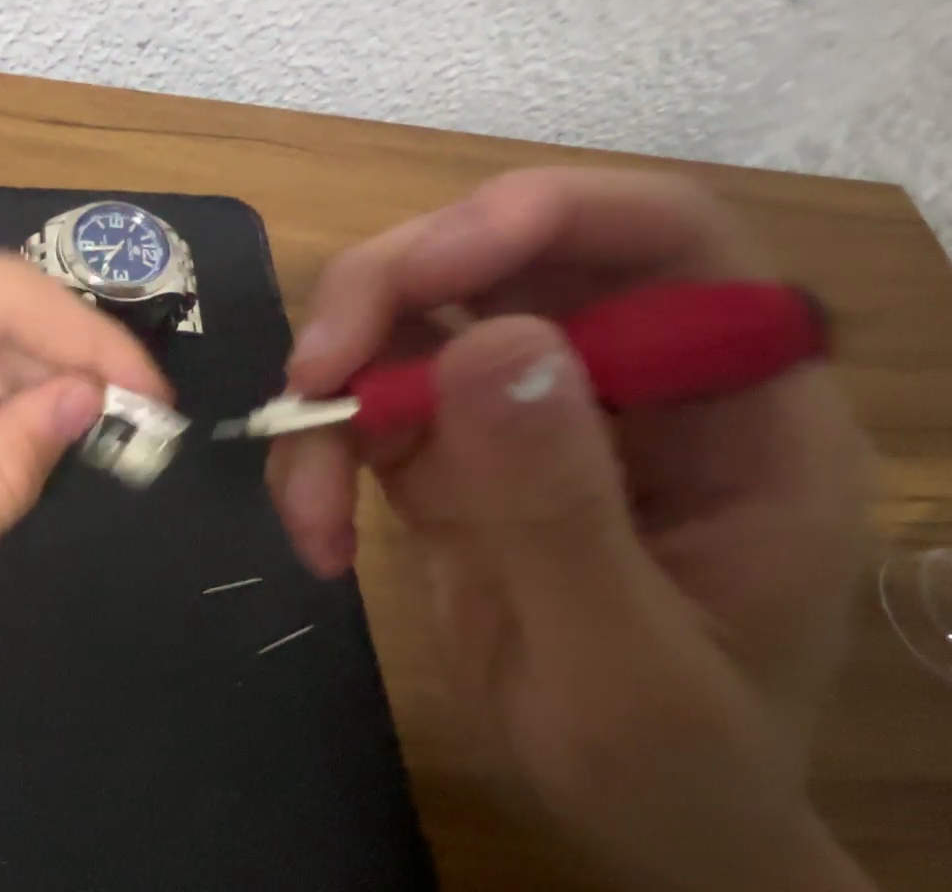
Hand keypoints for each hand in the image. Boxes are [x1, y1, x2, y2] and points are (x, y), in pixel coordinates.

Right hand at [268, 169, 874, 890]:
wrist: (629, 822)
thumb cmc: (668, 768)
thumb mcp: (621, 665)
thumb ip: (560, 508)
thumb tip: (489, 344)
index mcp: (730, 407)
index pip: (656, 239)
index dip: (535, 218)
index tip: (418, 269)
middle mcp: (620, 380)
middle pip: (494, 260)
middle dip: (384, 300)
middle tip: (310, 374)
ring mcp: (523, 410)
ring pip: (403, 324)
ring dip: (333, 396)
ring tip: (310, 506)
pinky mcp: (448, 449)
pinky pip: (362, 407)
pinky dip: (318, 457)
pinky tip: (316, 532)